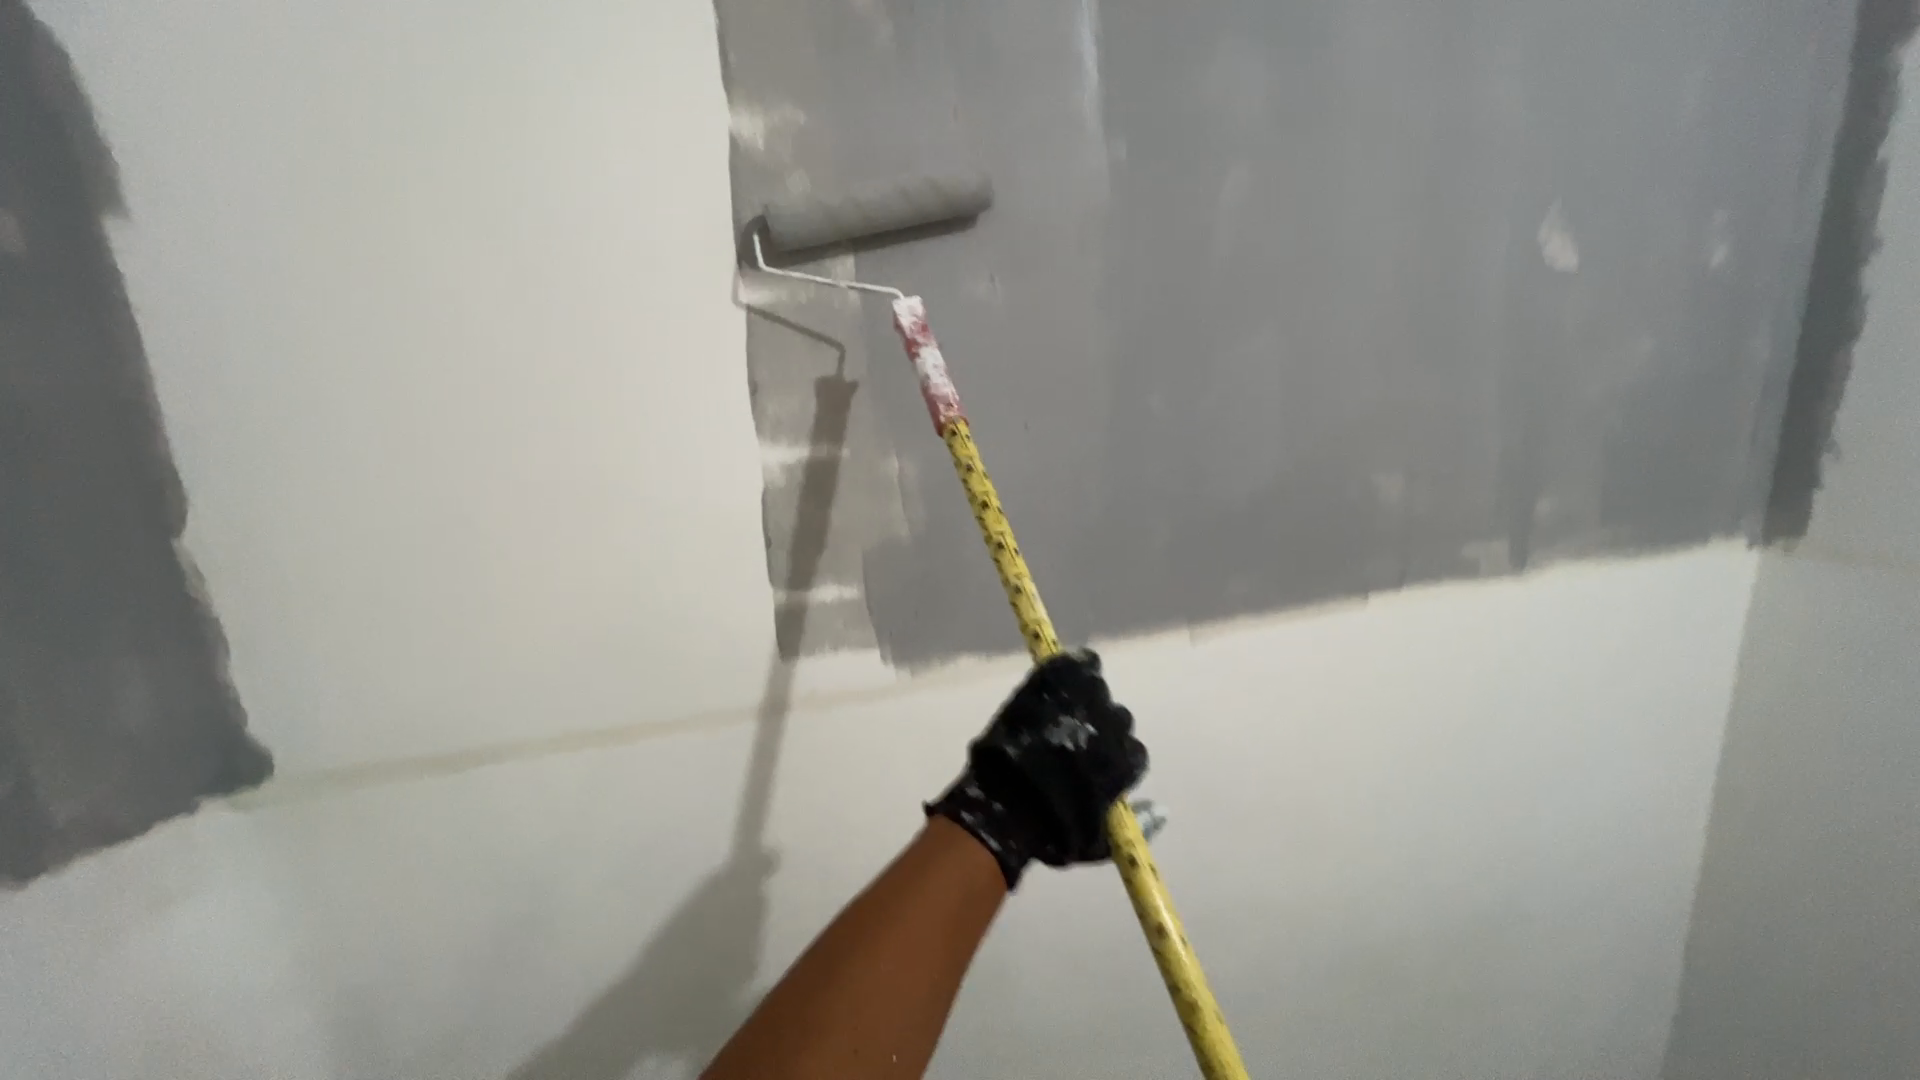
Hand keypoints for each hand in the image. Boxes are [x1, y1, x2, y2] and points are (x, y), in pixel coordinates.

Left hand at [926, 650, 1148, 888]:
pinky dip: (1074, 664)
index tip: (1091, 760)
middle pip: (1118, 719)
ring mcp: (1087, 706)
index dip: (1112, 755)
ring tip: (1066, 701)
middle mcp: (1112, 734)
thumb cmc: (1049, 831)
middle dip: (1098, 726)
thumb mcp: (1097, 844)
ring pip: (1098, 689)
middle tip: (1070, 733)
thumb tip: (1163, 811)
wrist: (1005, 804)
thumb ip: (1135, 825)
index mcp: (1123, 767)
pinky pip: (1080, 663)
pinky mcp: (1061, 685)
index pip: (1135, 754)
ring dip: (1085, 695)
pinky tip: (1064, 669)